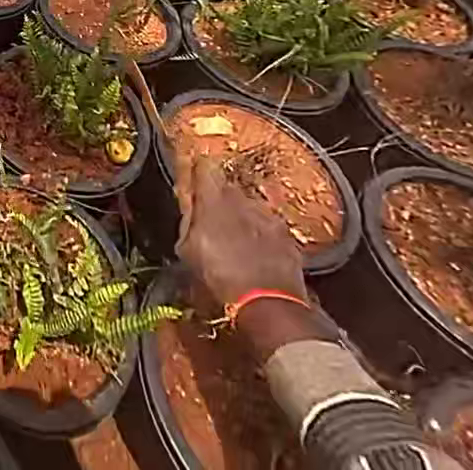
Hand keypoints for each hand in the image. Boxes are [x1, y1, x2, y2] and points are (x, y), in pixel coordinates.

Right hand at [173, 149, 306, 308]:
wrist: (267, 304)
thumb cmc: (218, 276)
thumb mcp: (187, 248)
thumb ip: (186, 217)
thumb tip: (186, 200)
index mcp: (213, 198)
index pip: (203, 166)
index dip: (197, 170)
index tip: (192, 177)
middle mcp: (241, 199)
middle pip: (226, 187)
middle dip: (218, 198)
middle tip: (211, 219)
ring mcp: (267, 216)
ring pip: (248, 206)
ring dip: (240, 216)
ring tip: (234, 241)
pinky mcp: (286, 234)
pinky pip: (267, 226)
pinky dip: (260, 234)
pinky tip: (255, 253)